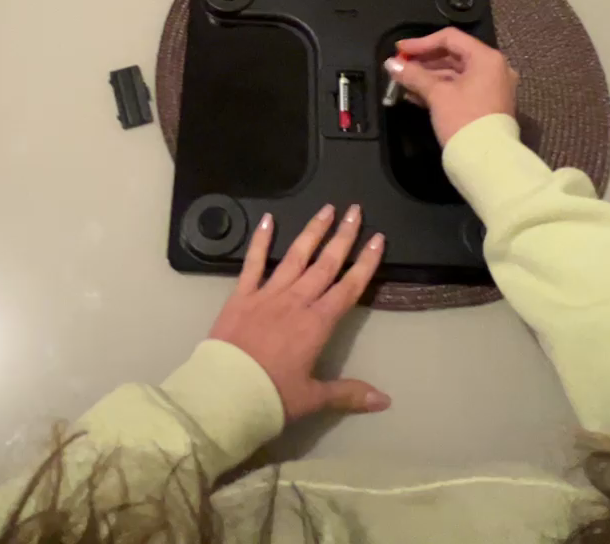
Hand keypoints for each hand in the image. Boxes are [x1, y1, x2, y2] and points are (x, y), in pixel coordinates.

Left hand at [208, 204, 389, 421]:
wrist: (224, 393)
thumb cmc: (271, 397)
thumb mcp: (313, 399)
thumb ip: (349, 394)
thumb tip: (385, 400)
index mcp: (317, 324)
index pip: (348, 287)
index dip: (365, 262)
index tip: (377, 238)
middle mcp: (296, 301)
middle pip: (325, 263)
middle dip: (343, 236)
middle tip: (355, 210)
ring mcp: (268, 294)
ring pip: (296, 256)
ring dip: (312, 231)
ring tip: (326, 209)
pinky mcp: (242, 294)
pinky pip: (254, 262)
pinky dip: (261, 240)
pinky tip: (267, 219)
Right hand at [384, 27, 517, 145]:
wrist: (486, 162)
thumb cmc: (464, 120)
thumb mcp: (437, 94)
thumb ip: (413, 75)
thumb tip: (391, 64)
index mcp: (486, 58)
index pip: (450, 38)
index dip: (421, 42)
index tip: (399, 50)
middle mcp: (493, 69)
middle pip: (453, 55)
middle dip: (423, 61)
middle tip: (399, 66)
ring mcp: (491, 88)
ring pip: (454, 74)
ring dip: (427, 77)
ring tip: (403, 83)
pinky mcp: (485, 106)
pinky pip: (459, 89)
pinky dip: (439, 90)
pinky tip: (415, 96)